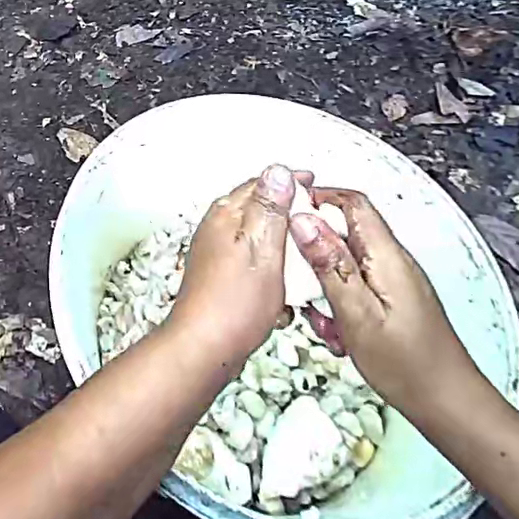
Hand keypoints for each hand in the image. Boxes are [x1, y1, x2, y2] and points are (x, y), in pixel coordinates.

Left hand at [166, 164, 309, 369]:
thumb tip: (277, 172)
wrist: (205, 346)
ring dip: (279, 242)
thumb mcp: (264, 247)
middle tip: (312, 217)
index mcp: (228, 214)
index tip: (313, 186)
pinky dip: (268, 267)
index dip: (291, 183)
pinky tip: (280, 287)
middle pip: (258, 207)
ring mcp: (216, 251)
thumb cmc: (232, 302)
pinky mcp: (220, 275)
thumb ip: (270, 208)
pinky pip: (251, 260)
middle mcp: (217, 228)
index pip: (262, 184)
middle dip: (286, 211)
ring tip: (300, 256)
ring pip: (256, 235)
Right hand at [289, 187, 487, 419]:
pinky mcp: (390, 298)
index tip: (288, 216)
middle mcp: (391, 260)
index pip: (351, 202)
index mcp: (386, 255)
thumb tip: (304, 220)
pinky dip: (337, 300)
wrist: (450, 407)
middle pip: (343, 230)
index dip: (317, 199)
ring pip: (344, 260)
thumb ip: (329, 264)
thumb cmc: (410, 367)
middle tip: (297, 278)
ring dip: (323, 282)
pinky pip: (354, 283)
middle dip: (314, 251)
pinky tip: (337, 328)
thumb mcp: (357, 314)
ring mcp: (392, 279)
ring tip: (321, 315)